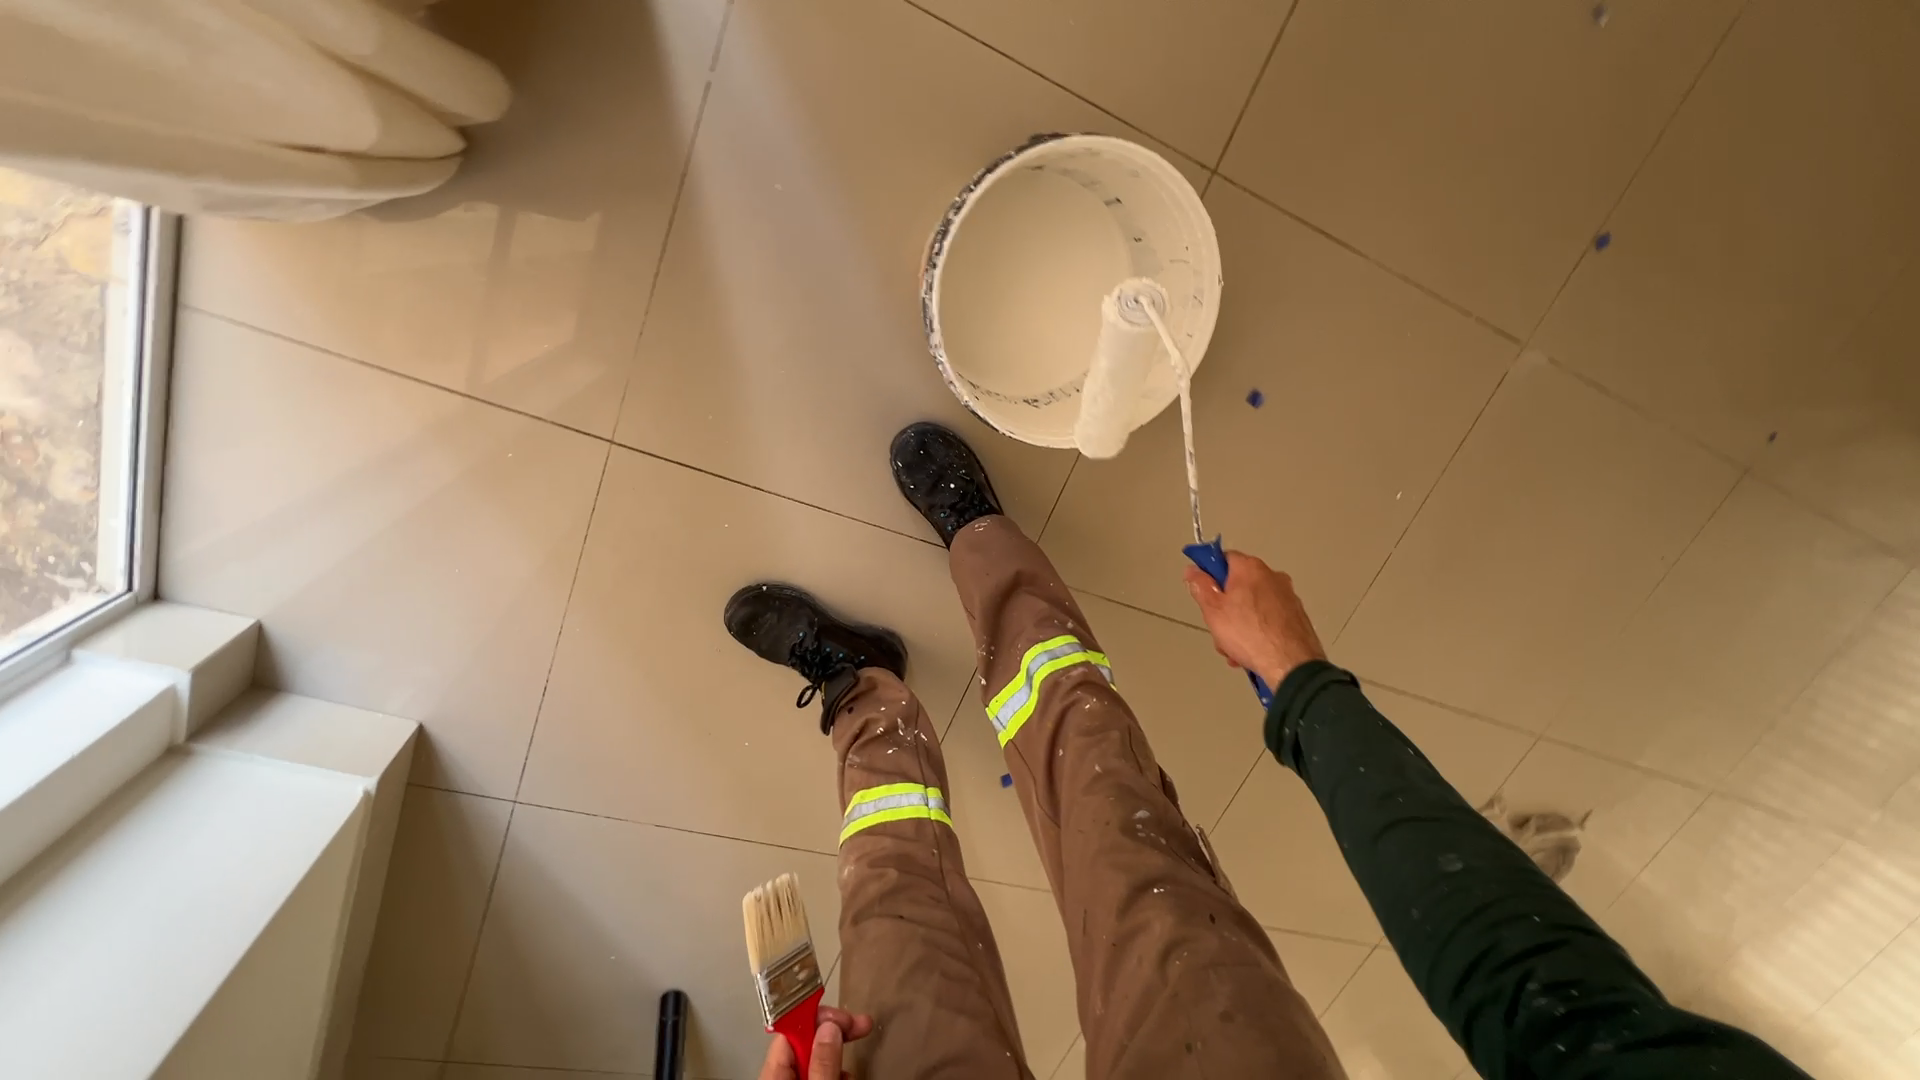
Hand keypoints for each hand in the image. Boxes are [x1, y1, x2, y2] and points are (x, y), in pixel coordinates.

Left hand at [758, 1007, 874, 1079]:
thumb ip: (823, 1062)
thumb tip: (831, 1026)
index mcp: (773, 1072)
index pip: (792, 1027)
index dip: (820, 1016)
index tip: (847, 1016)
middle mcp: (778, 1076)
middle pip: (806, 1040)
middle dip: (836, 1030)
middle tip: (863, 1025)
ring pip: (814, 1058)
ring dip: (837, 1053)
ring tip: (854, 1060)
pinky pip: (816, 1074)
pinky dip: (834, 1071)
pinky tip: (846, 1076)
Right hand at [1183, 551, 1326, 687]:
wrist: (1291, 664)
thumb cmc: (1248, 634)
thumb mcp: (1212, 609)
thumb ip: (1201, 586)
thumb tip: (1193, 570)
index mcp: (1250, 568)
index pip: (1224, 558)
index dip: (1209, 573)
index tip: (1203, 591)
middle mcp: (1273, 576)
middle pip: (1238, 584)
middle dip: (1225, 606)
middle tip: (1218, 626)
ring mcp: (1288, 597)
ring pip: (1253, 604)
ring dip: (1239, 623)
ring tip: (1234, 647)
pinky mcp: (1297, 616)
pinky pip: (1268, 618)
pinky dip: (1258, 630)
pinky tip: (1250, 651)